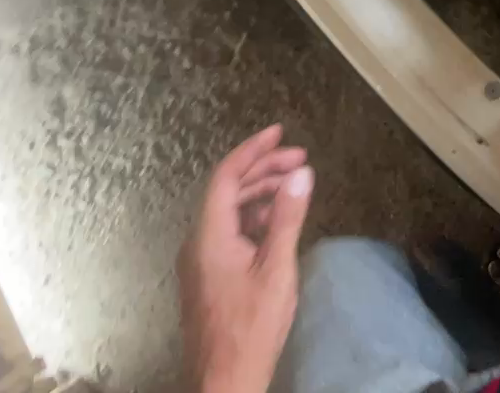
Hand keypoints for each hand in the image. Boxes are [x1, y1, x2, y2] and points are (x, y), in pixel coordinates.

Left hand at [179, 125, 314, 392]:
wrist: (225, 382)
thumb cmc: (252, 325)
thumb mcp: (277, 269)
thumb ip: (288, 217)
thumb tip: (301, 172)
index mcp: (209, 237)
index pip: (226, 177)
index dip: (252, 150)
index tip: (280, 131)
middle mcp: (198, 243)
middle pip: (227, 190)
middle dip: (263, 169)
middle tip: (301, 158)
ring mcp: (201, 260)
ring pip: (229, 210)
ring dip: (261, 191)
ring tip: (295, 185)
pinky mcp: (209, 275)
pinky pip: (229, 230)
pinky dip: (254, 215)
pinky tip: (278, 219)